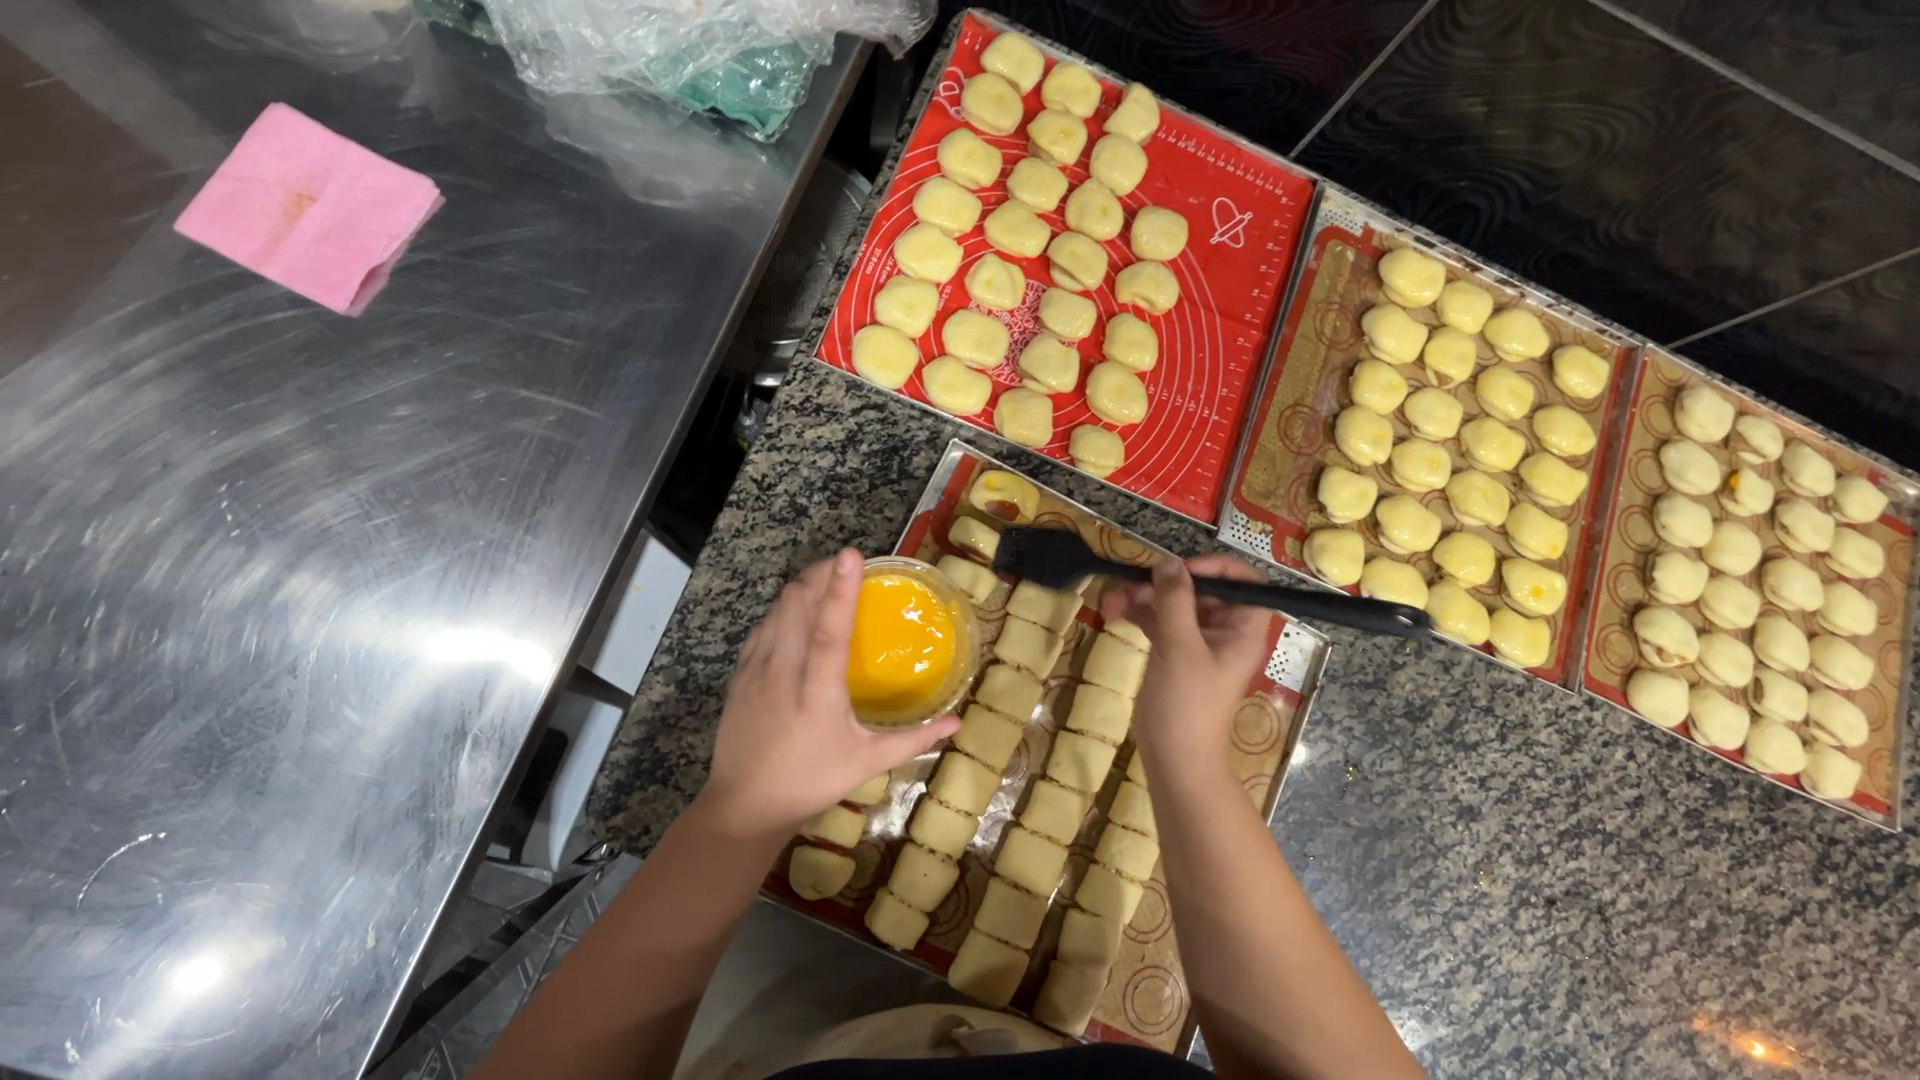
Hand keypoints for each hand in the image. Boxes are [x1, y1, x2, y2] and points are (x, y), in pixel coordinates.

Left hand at [696, 548, 959, 839]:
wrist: (744, 805)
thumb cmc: (812, 782)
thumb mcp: (868, 764)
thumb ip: (914, 740)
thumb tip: (958, 723)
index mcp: (817, 694)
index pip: (829, 632)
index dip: (841, 592)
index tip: (852, 555)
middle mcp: (782, 673)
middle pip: (796, 606)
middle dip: (820, 574)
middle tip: (845, 564)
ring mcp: (755, 671)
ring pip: (776, 611)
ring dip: (801, 588)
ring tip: (825, 578)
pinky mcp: (739, 675)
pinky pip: (762, 627)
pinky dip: (782, 609)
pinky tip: (796, 610)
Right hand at [1100, 554, 1273, 766]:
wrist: (1175, 759)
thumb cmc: (1187, 703)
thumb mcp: (1180, 647)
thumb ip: (1174, 600)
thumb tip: (1168, 562)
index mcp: (1242, 629)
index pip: (1244, 582)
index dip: (1216, 569)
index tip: (1182, 571)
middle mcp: (1224, 631)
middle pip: (1200, 590)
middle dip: (1163, 584)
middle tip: (1132, 585)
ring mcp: (1197, 643)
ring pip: (1173, 605)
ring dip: (1143, 597)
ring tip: (1111, 600)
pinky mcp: (1173, 655)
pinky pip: (1158, 623)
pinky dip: (1138, 615)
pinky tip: (1113, 612)